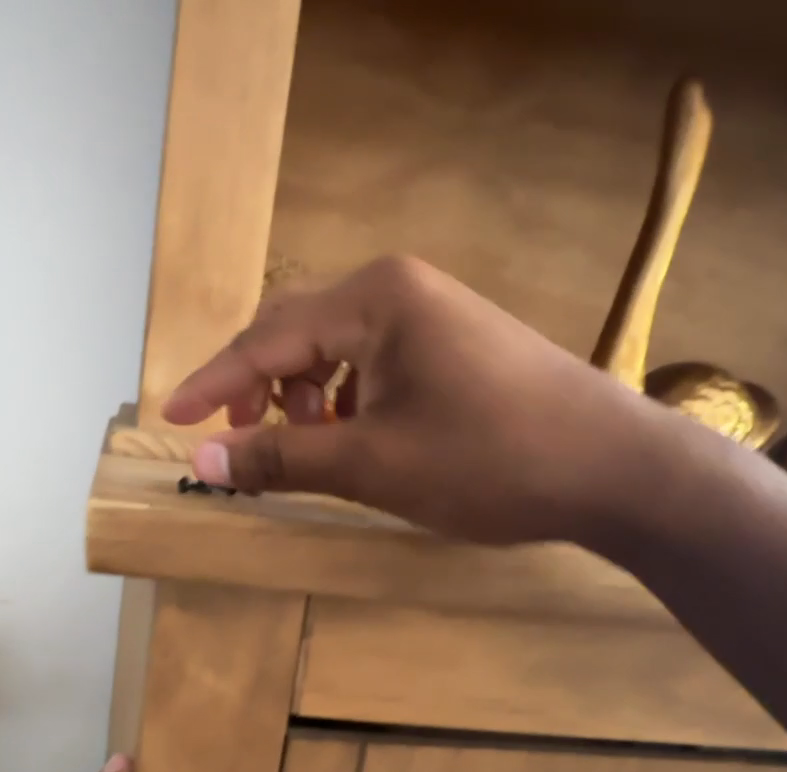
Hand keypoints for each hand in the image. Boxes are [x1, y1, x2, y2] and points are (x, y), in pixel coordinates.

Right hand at [161, 255, 685, 547]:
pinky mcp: (450, 340)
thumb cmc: (490, 460)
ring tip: (304, 449)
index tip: (172, 418)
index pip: (266, 340)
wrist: (615, 468)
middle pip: (295, 334)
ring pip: (331, 350)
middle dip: (258, 390)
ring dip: (301, 398)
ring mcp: (428, 311)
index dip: (214, 384)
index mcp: (373, 299)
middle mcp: (396, 288)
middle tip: (241, 443)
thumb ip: (281, 456)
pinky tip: (352, 438)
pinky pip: (370, 362)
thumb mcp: (371, 464)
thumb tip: (203, 457)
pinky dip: (343, 400)